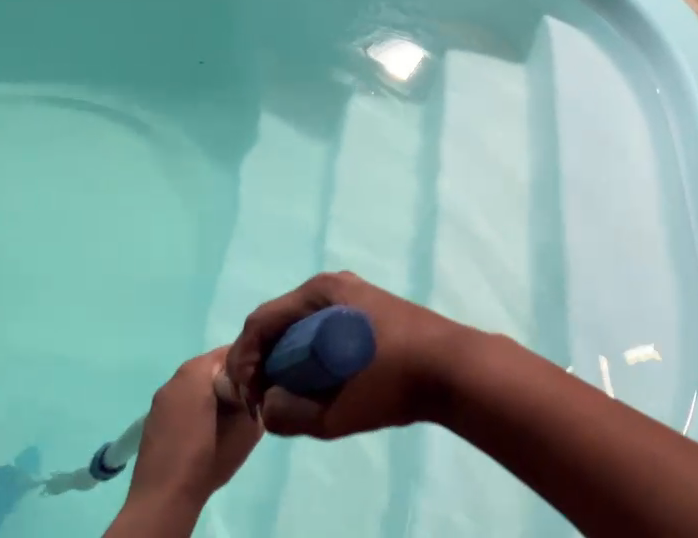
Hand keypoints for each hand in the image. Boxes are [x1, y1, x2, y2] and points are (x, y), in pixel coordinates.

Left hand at [119, 348, 262, 516]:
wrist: (164, 497)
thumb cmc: (209, 455)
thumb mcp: (249, 424)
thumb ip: (257, 397)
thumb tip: (260, 388)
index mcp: (197, 370)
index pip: (233, 350)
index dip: (252, 362)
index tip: (264, 379)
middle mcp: (175, 377)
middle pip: (212, 366)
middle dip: (232, 378)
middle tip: (250, 399)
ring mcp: (160, 399)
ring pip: (196, 384)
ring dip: (213, 393)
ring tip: (230, 416)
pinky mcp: (153, 419)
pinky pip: (182, 401)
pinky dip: (196, 407)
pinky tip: (207, 430)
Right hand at [226, 271, 475, 438]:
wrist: (454, 368)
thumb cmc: (393, 383)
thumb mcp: (333, 414)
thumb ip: (287, 415)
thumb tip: (269, 404)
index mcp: (318, 293)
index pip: (259, 324)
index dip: (243, 366)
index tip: (251, 404)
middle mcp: (331, 283)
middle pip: (278, 321)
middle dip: (264, 362)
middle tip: (265, 403)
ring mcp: (352, 291)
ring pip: (301, 324)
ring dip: (287, 358)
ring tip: (288, 396)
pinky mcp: (367, 305)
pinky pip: (322, 325)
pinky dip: (310, 351)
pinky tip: (318, 381)